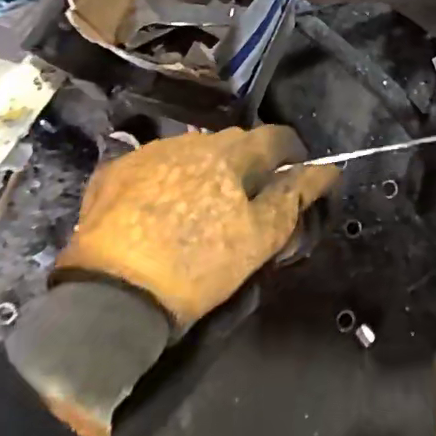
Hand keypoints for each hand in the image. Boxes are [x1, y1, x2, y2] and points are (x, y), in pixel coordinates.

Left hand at [55, 126, 337, 329]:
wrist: (109, 300)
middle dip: (251, 166)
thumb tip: (326, 169)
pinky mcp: (112, 175)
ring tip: (207, 208)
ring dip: (211, 171)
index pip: (278, 136)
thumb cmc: (200, 265)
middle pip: (237, 143)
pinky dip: (172, 180)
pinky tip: (167, 211)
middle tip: (252, 204)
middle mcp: (190, 141)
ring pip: (196, 153)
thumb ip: (297, 194)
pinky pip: (158, 166)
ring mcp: (147, 155)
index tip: (297, 182)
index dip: (295, 156)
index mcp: (231, 153)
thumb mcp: (263, 236)